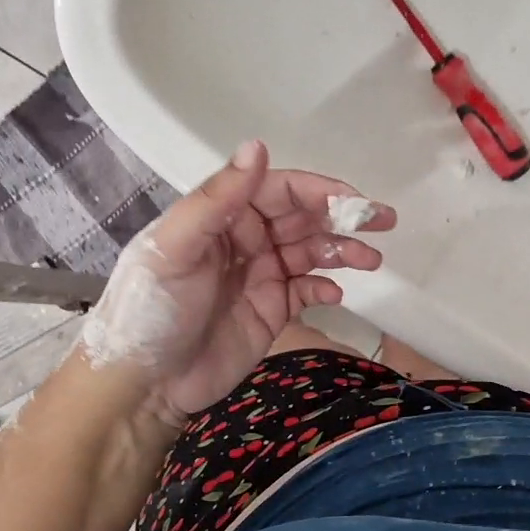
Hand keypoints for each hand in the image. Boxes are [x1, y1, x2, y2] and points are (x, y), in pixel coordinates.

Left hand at [77, 140, 394, 424]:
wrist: (145, 384)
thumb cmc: (152, 309)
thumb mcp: (176, 248)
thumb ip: (217, 198)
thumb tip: (257, 146)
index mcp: (221, 216)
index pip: (279, 191)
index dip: (319, 192)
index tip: (355, 202)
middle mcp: (245, 239)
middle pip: (302, 218)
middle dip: (343, 218)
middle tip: (384, 221)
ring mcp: (260, 276)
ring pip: (311, 252)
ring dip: (342, 252)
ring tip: (370, 261)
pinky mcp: (271, 312)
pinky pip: (307, 290)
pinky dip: (325, 288)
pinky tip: (336, 294)